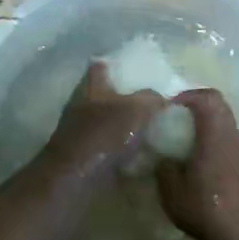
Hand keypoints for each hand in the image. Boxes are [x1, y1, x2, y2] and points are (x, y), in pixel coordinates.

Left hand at [39, 62, 166, 180]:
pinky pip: (108, 146)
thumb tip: (162, 98)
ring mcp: (82, 131)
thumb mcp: (135, 109)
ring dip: (125, 124)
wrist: (76, 176)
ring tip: (153, 126)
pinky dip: (122, 148)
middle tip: (152, 99)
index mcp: (91, 88)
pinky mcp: (85, 155)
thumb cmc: (102, 134)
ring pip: (107, 121)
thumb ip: (150, 99)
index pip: (100, 66)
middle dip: (125, 96)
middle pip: (104, 95)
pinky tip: (142, 151)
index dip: (114, 63)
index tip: (133, 66)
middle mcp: (83, 106)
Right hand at [156, 89, 238, 239]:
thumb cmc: (203, 209)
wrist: (238, 235)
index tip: (168, 110)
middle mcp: (232, 137)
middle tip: (174, 119)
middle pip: (219, 104)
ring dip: (205, 121)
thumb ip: (163, 165)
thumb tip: (162, 154)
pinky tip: (197, 157)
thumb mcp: (170, 189)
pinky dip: (212, 136)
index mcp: (215, 137)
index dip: (187, 97)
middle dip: (196, 104)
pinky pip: (227, 137)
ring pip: (225, 120)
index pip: (207, 99)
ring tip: (183, 138)